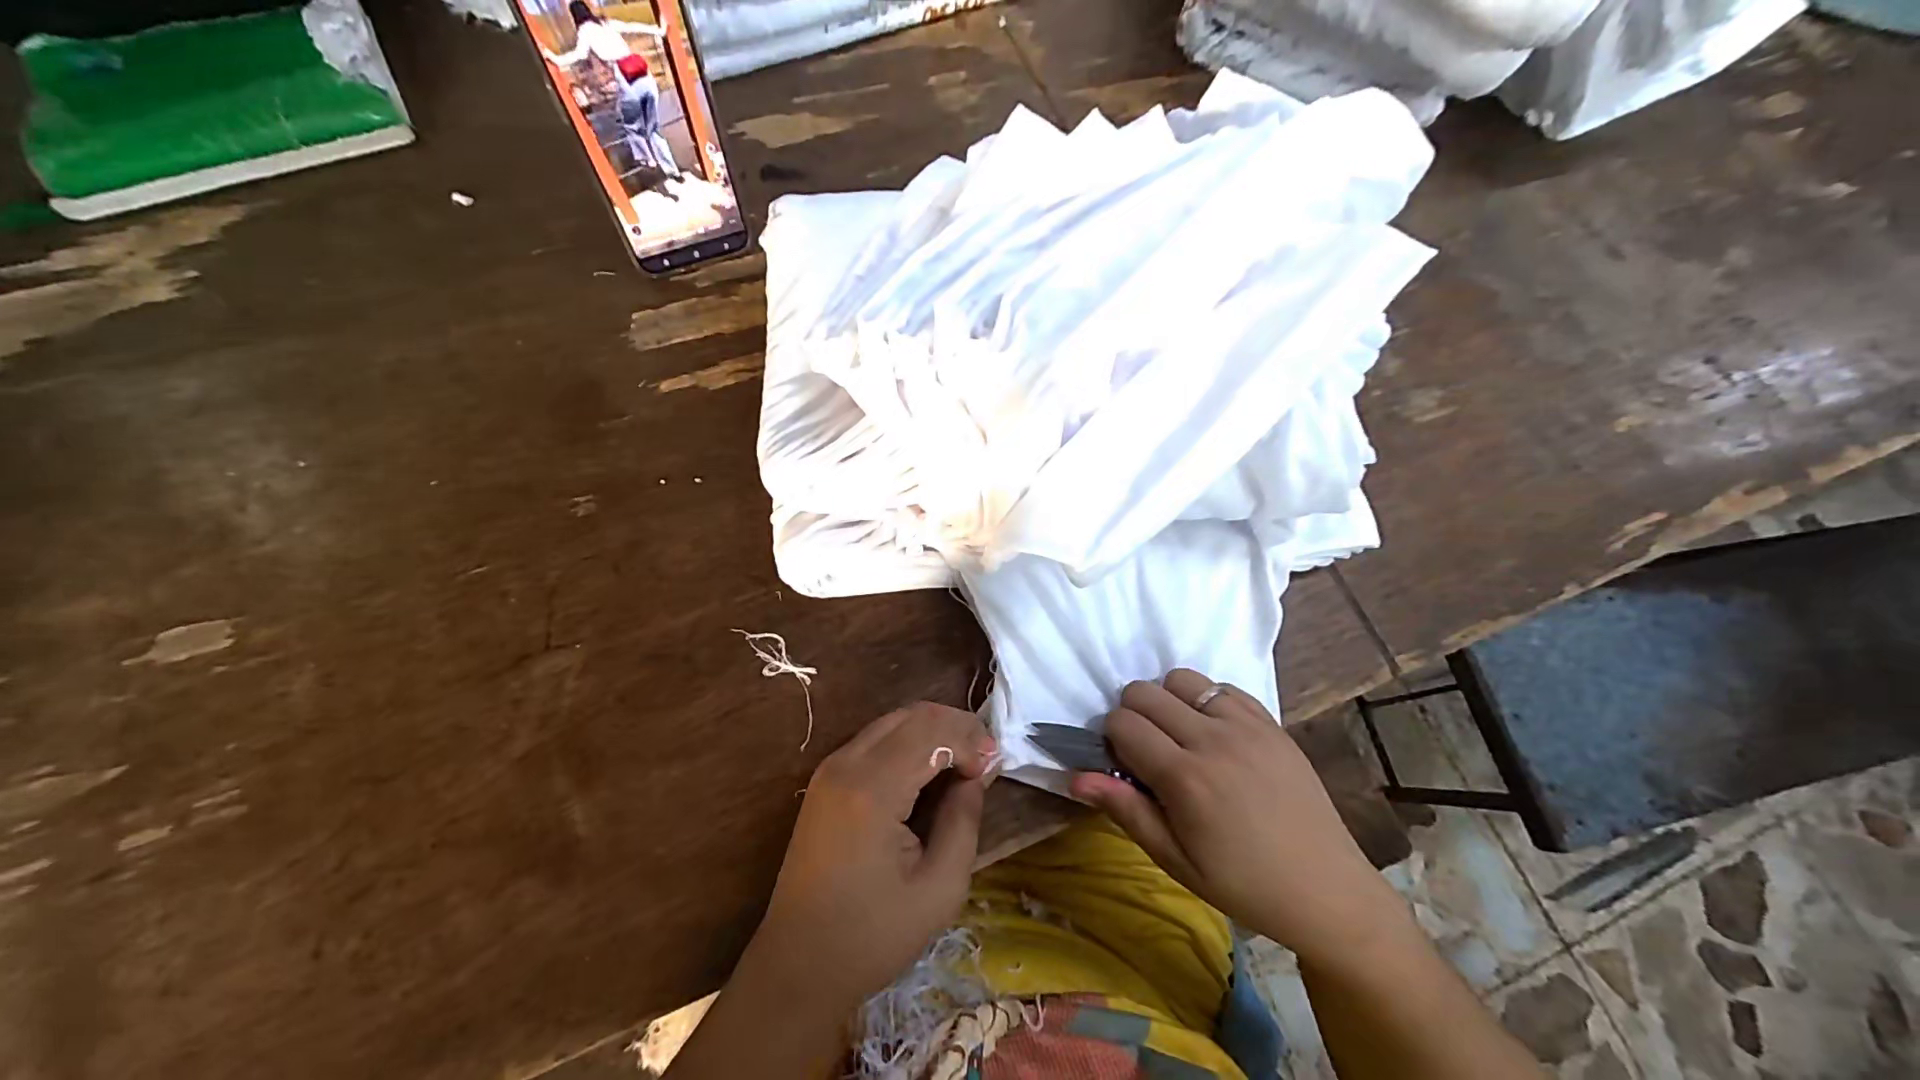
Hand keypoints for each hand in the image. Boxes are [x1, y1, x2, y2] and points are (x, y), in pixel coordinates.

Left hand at [742, 702, 995, 1008]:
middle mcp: (845, 765)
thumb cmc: (873, 935)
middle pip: (912, 715)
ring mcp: (829, 769)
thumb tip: (976, 774)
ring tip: (963, 765)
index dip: (971, 740)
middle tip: (985, 761)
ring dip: (933, 732)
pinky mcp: (824, 781)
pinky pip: (875, 740)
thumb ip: (964, 820)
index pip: (932, 731)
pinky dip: (910, 743)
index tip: (995, 769)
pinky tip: (929, 772)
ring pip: (893, 722)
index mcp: (872, 790)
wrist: (798, 964)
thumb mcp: (940, 887)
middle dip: (956, 728)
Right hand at [1069, 670, 1409, 964]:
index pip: (1122, 723)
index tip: (1124, 767)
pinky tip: (1213, 734)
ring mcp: (1247, 726)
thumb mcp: (1174, 860)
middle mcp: (1213, 739)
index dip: (1111, 741)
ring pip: (1181, 679)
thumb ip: (1125, 810)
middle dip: (1131, 715)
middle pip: (1144, 692)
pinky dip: (1205, 701)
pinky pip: (1222, 687)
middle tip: (1146, 752)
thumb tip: (1075, 777)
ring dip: (1167, 701)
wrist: (1325, 890)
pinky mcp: (1271, 723)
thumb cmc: (1241, 883)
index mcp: (1185, 777)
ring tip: (1178, 737)